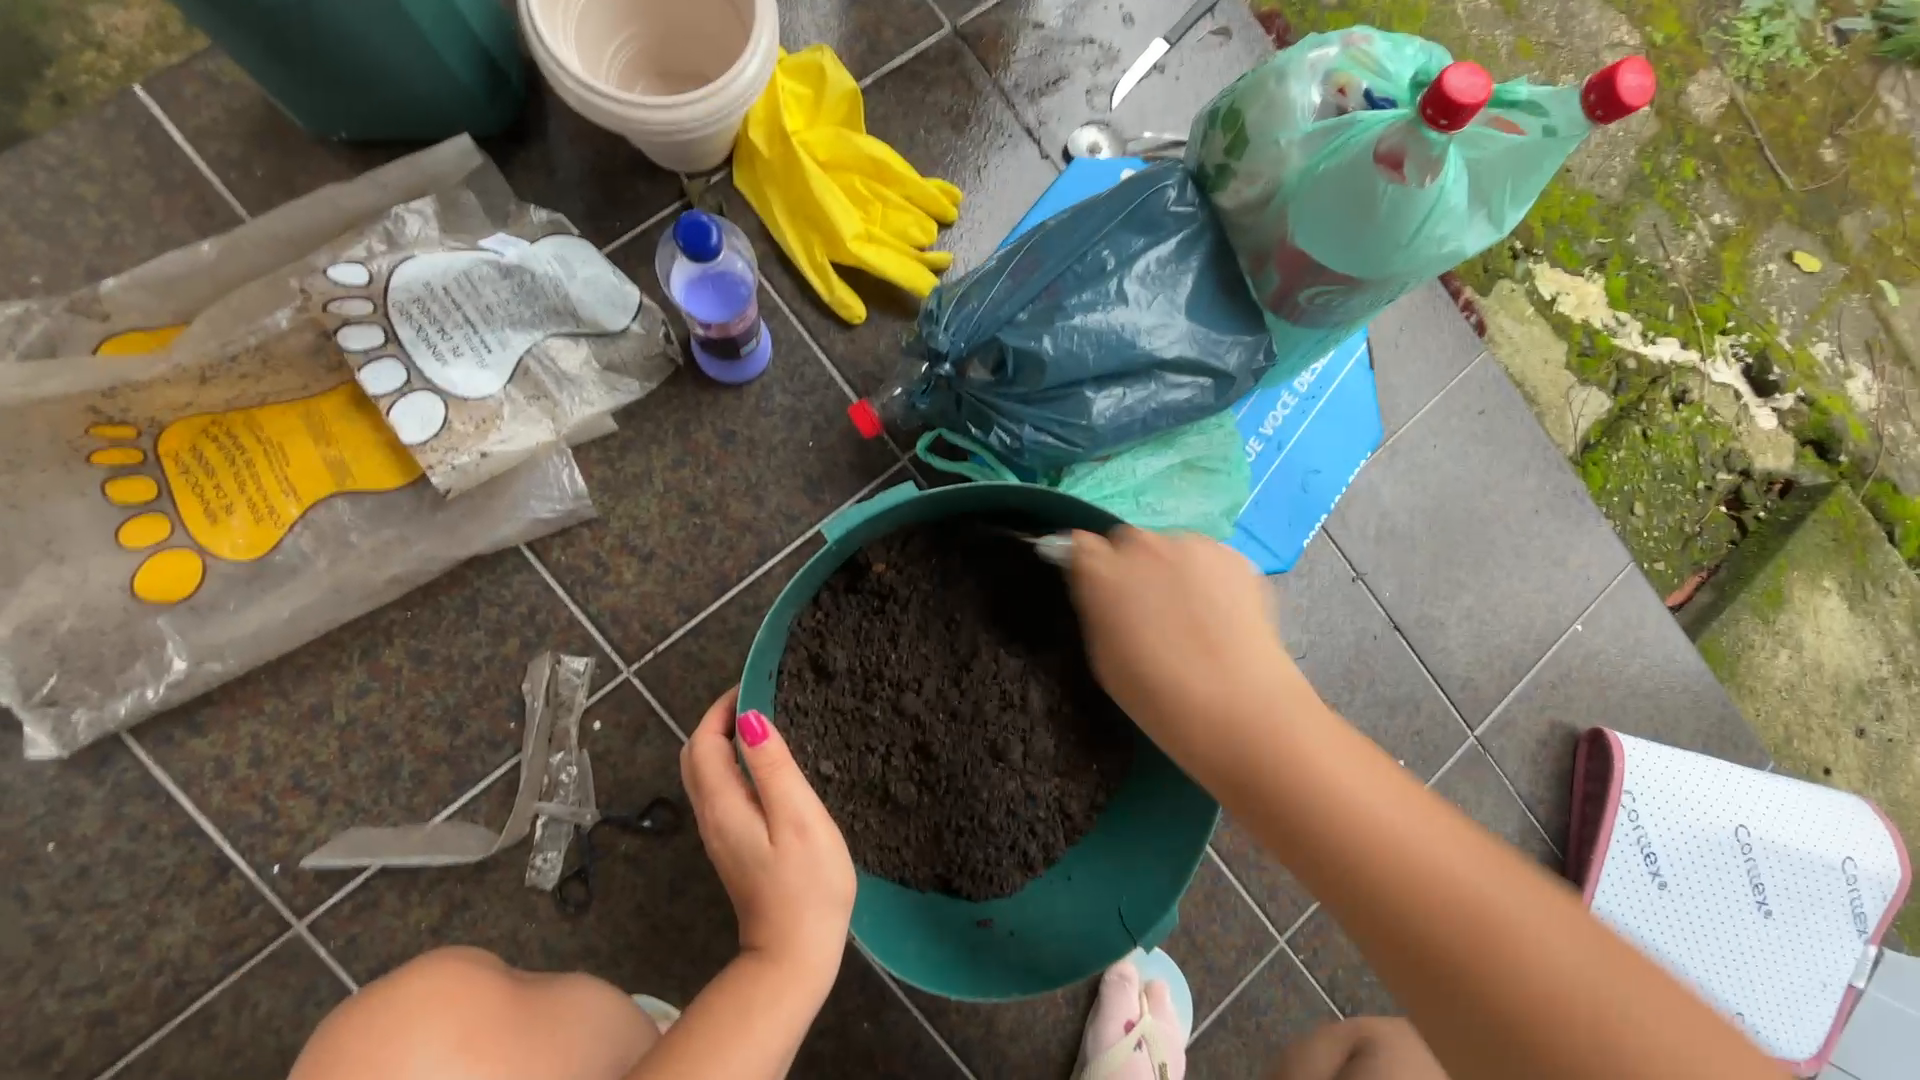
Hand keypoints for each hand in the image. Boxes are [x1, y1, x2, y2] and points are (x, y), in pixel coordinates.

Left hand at [681, 688, 855, 986]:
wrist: (795, 954)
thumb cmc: (807, 886)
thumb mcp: (798, 819)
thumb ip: (773, 767)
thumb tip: (750, 719)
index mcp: (723, 805)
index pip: (704, 742)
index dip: (722, 708)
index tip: (754, 685)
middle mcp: (711, 816)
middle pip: (696, 755)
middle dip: (718, 720)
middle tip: (758, 699)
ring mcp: (720, 834)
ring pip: (705, 774)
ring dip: (724, 740)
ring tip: (764, 722)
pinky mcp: (734, 846)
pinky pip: (721, 790)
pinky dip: (733, 763)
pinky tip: (765, 763)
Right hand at [1067, 528, 1310, 774]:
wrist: (1238, 705)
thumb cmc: (1156, 695)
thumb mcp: (1102, 656)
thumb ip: (1095, 608)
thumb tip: (1095, 586)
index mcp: (1101, 570)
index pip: (1078, 544)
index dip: (1087, 566)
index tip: (1096, 589)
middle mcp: (1144, 545)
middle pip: (1126, 541)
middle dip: (1130, 566)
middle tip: (1145, 608)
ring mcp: (1192, 546)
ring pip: (1170, 547)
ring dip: (1170, 568)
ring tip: (1188, 614)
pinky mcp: (1233, 556)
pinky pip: (1206, 558)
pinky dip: (1205, 577)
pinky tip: (1217, 614)